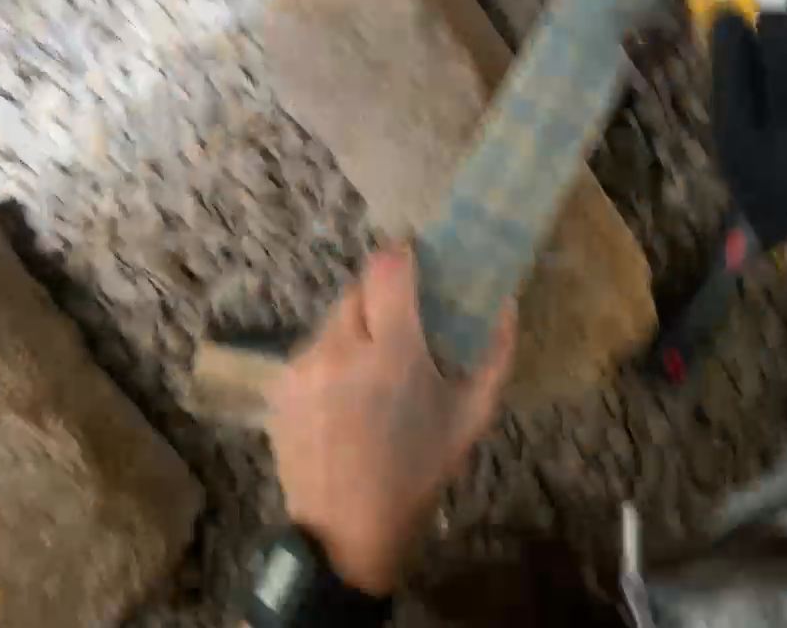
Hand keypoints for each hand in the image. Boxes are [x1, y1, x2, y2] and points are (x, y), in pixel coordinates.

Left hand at [263, 247, 516, 594]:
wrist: (347, 533)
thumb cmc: (418, 468)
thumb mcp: (473, 415)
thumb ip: (496, 352)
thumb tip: (506, 302)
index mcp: (391, 354)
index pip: (387, 268)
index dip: (403, 254)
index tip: (418, 257)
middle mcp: (339, 350)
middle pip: (360, 286)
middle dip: (383, 292)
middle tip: (403, 316)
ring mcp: (302, 367)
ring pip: (334, 315)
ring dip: (358, 322)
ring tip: (375, 358)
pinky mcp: (279, 385)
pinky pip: (313, 345)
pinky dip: (335, 350)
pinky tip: (347, 387)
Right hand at [710, 12, 786, 247]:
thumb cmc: (762, 171)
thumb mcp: (731, 120)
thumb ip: (730, 64)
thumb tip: (726, 15)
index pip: (771, 20)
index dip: (750, 36)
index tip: (736, 69)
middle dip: (768, 51)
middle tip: (751, 96)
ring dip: (785, 66)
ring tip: (770, 110)